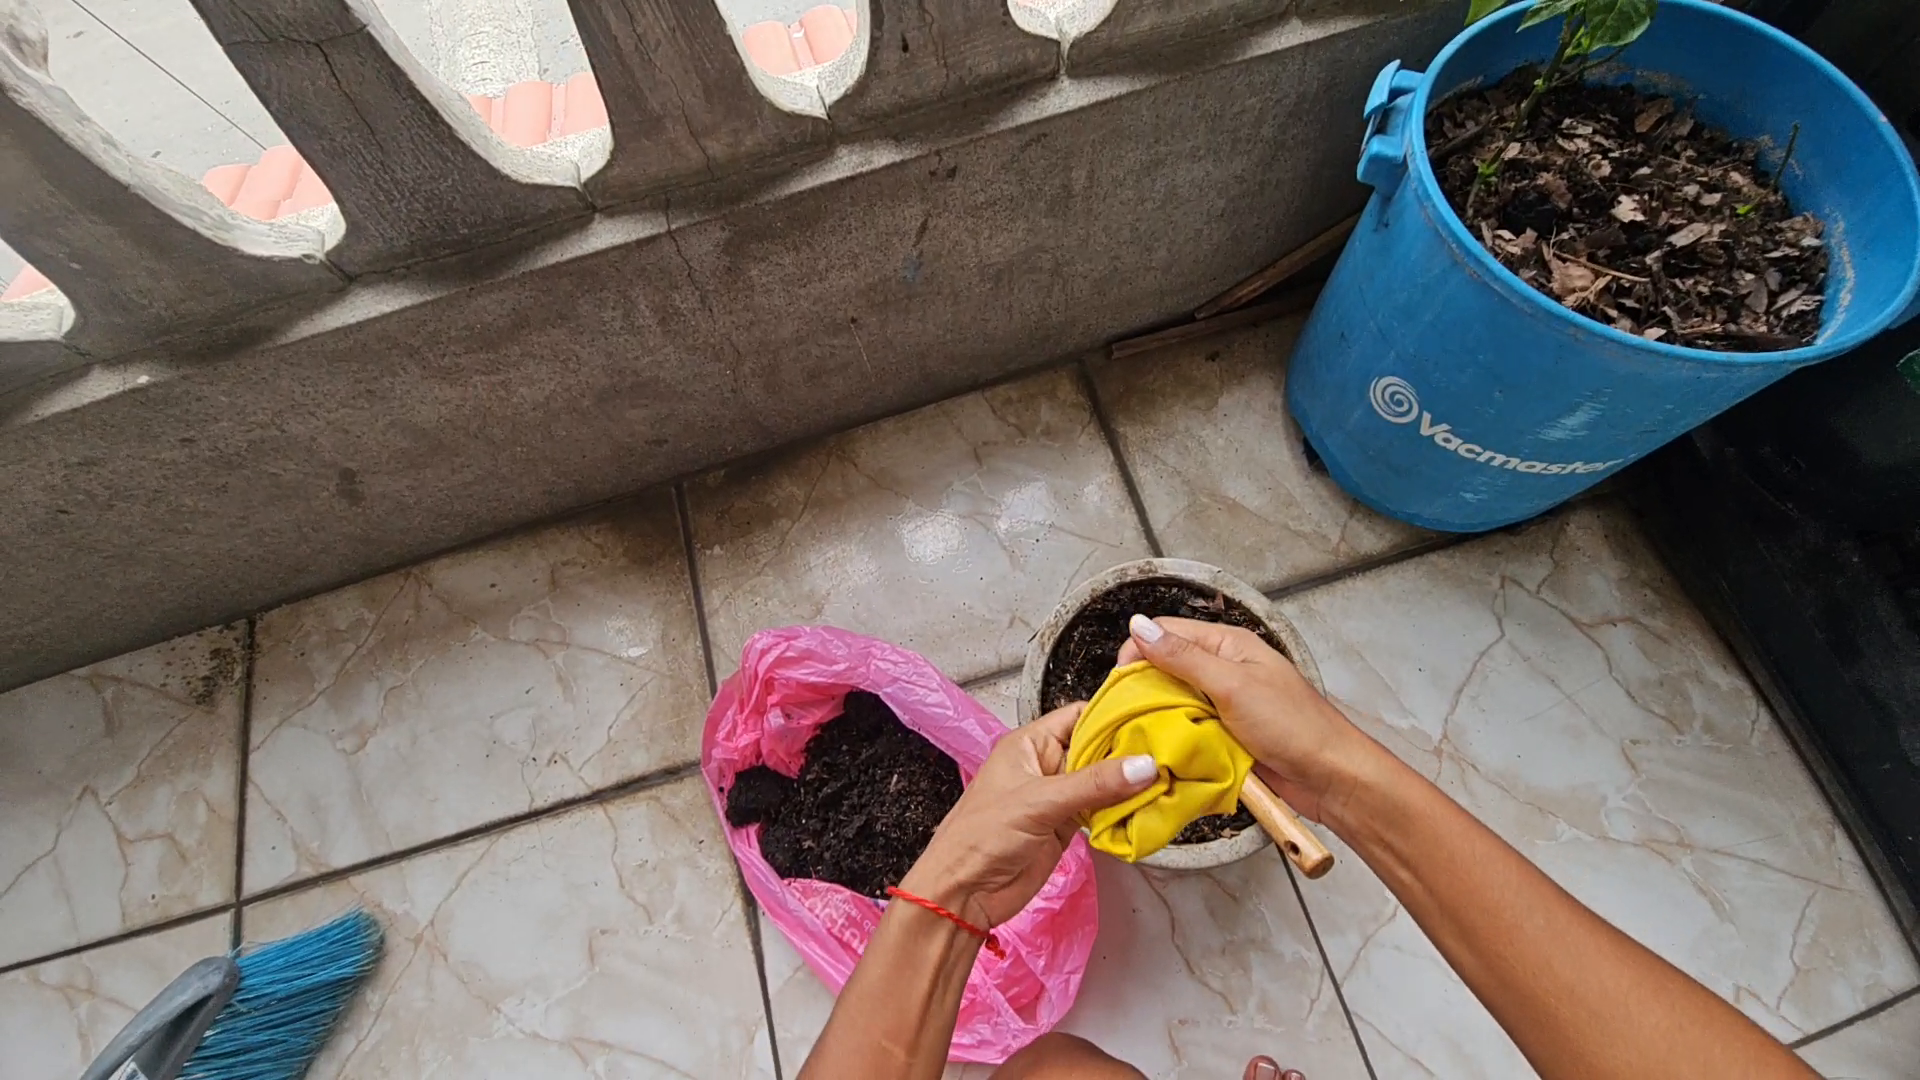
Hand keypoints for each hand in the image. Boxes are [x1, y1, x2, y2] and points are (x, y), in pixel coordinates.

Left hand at [901, 704, 1155, 927]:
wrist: (964, 892)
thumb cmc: (983, 835)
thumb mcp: (1040, 802)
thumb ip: (1093, 784)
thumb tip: (1144, 765)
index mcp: (1031, 742)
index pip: (1079, 715)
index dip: (1113, 715)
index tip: (1153, 718)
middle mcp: (1047, 763)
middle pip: (1097, 748)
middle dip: (1129, 752)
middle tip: (1172, 751)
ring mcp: (1058, 795)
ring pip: (1103, 780)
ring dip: (1130, 783)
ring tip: (1171, 778)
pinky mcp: (1067, 825)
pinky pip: (1102, 810)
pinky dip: (1123, 810)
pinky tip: (1149, 808)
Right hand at [1118, 615, 1379, 824]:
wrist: (1333, 780)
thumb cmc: (1293, 726)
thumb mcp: (1232, 685)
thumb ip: (1182, 657)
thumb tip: (1138, 625)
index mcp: (1226, 645)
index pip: (1165, 632)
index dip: (1138, 650)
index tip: (1120, 681)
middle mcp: (1220, 668)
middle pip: (1164, 666)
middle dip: (1143, 686)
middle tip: (1126, 712)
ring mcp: (1221, 703)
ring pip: (1171, 700)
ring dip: (1157, 714)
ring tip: (1139, 731)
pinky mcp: (1222, 733)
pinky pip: (1186, 728)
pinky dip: (1173, 736)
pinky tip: (1160, 747)